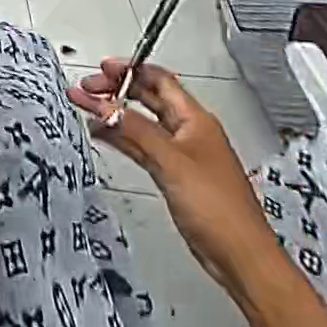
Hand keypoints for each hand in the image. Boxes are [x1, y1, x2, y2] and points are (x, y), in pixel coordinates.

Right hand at [69, 59, 264, 288]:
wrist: (240, 258)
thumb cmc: (222, 211)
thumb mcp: (172, 162)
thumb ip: (137, 131)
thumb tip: (108, 107)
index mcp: (195, 119)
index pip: (158, 80)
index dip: (130, 70)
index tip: (103, 69)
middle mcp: (188, 131)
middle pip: (147, 98)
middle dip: (116, 89)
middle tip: (89, 87)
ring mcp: (180, 153)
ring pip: (140, 122)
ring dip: (114, 113)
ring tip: (86, 105)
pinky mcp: (174, 175)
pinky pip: (141, 145)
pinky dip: (120, 136)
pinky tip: (104, 134)